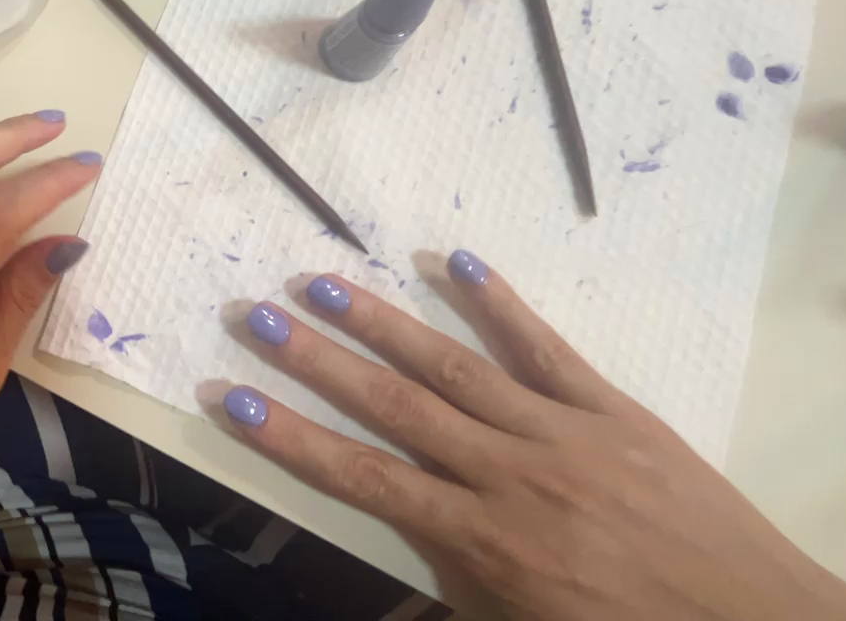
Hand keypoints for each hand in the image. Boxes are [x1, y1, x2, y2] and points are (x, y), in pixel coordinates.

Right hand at [221, 252, 845, 620]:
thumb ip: (438, 596)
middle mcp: (508, 476)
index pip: (361, 478)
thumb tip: (372, 574)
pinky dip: (497, 302)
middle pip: (391, 406)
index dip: (291, 439)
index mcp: (482, 542)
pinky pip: (545, 348)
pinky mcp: (611, 409)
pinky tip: (454, 257)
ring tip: (322, 283)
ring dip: (380, 322)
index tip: (234, 399)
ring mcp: (560, 433)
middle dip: (316, 360)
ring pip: (451, 365)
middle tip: (259, 315)